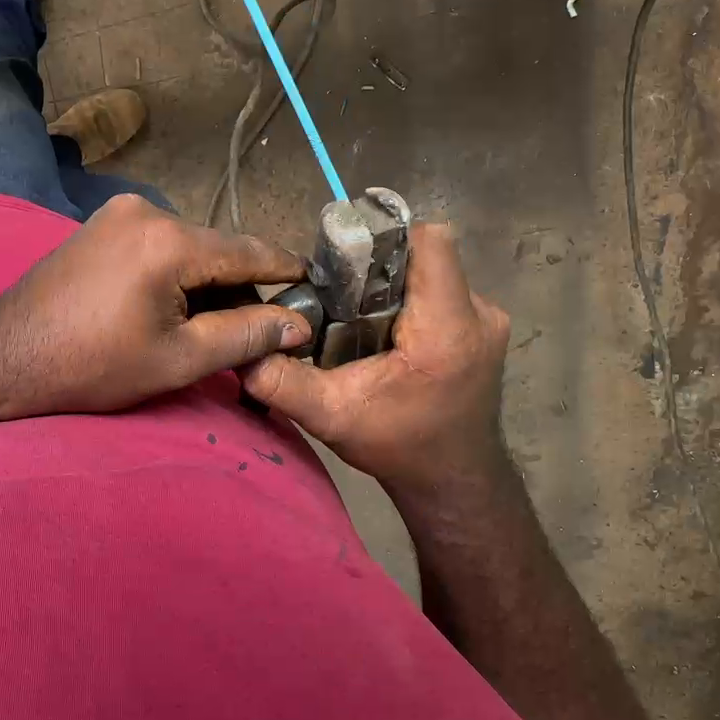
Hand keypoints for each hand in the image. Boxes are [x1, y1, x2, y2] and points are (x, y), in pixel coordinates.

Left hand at [0, 194, 310, 419]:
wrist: (7, 355)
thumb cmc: (92, 365)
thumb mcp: (178, 358)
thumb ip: (245, 334)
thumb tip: (300, 323)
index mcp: (169, 240)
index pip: (251, 251)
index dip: (288, 275)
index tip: (318, 296)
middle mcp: (146, 210)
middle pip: (218, 247)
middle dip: (243, 285)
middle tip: (264, 330)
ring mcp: (117, 213)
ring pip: (188, 246)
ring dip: (206, 280)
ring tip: (217, 326)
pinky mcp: (98, 224)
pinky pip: (156, 243)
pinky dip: (175, 270)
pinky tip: (175, 306)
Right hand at [242, 223, 512, 495]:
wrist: (453, 481)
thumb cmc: (398, 447)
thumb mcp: (328, 417)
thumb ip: (281, 381)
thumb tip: (236, 348)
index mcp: (448, 328)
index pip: (430, 243)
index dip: (381, 238)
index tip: (339, 258)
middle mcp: (477, 313)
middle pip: (420, 255)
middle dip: (372, 266)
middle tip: (332, 296)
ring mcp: (484, 317)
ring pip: (425, 270)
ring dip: (385, 282)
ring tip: (350, 315)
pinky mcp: (479, 324)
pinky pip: (435, 287)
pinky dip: (402, 297)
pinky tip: (376, 328)